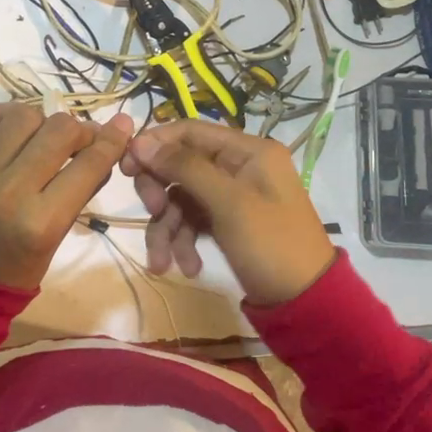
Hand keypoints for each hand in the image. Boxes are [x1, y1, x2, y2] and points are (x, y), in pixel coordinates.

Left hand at [0, 104, 135, 290]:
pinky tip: (14, 131)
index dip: (111, 141)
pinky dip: (8, 116)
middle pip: (59, 131)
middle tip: (78, 140)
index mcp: (41, 222)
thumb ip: (82, 189)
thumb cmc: (16, 264)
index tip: (121, 125)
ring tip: (40, 138)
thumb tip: (106, 141)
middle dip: (78, 131)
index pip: (88, 165)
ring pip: (24, 115)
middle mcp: (10, 191)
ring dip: (41, 122)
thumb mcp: (58, 236)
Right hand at [120, 120, 334, 304]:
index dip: (155, 145)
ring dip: (168, 229)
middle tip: (154, 212)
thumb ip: (185, 168)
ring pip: (180, 199)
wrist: (305, 300)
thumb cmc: (272, 244)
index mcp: (248, 151)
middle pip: (179, 165)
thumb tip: (140, 142)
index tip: (126, 168)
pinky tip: (187, 268)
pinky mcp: (225, 222)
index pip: (189, 131)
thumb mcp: (228, 203)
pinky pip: (191, 222)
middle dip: (161, 193)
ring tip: (163, 262)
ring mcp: (230, 196)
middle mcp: (238, 166)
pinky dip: (183, 243)